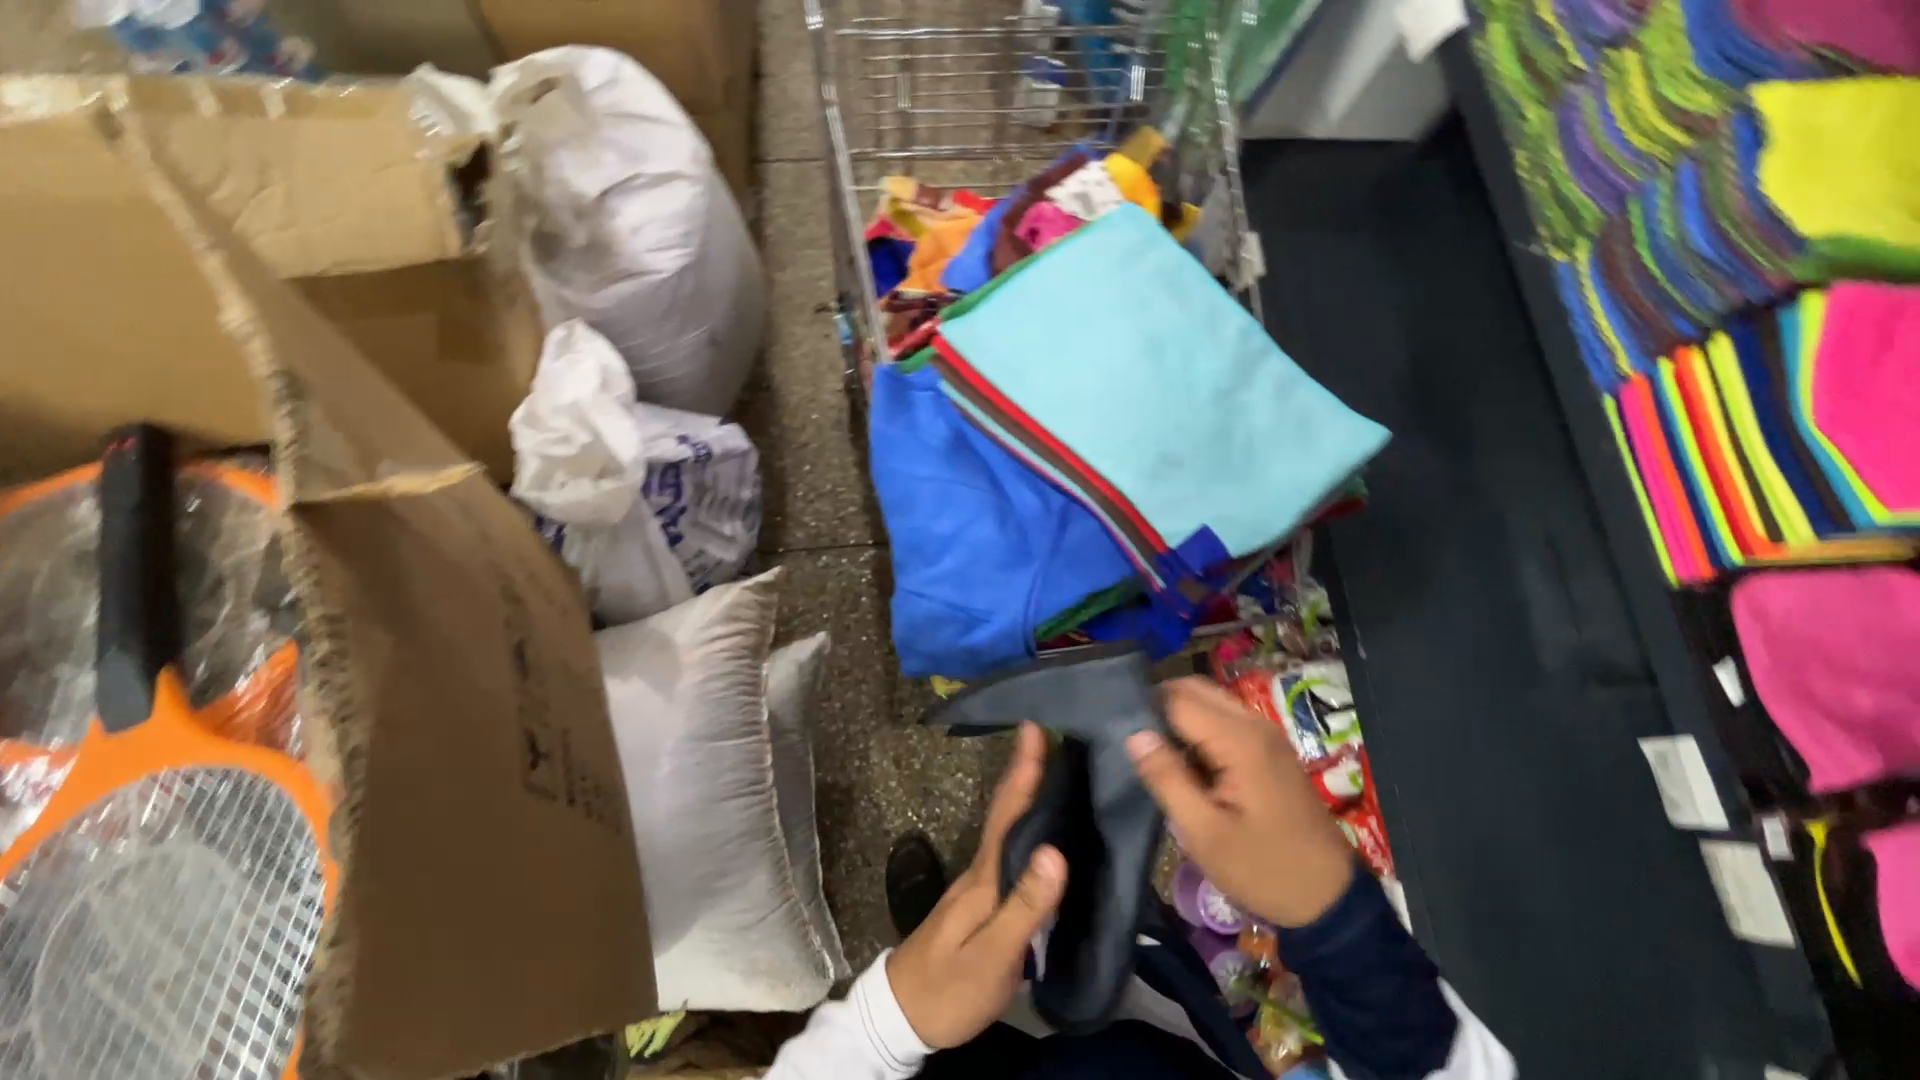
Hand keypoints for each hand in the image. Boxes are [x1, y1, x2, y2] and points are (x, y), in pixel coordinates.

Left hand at [887, 722, 1067, 1048]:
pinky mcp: (981, 904)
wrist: (902, 1017)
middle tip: (1054, 736)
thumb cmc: (949, 988)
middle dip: (1027, 772)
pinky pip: (1009, 853)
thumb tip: (1054, 850)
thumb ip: (1024, 907)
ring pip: (1007, 830)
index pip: (1007, 813)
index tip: (1035, 726)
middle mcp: (980, 872)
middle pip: (1007, 813)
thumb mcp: (992, 956)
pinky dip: (1025, 829)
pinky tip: (1041, 834)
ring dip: (1026, 796)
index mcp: (985, 877)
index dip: (1022, 770)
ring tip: (1055, 771)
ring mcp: (978, 887)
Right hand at [1128, 677, 1354, 927]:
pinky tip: (1183, 761)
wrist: (1327, 898)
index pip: (1176, 699)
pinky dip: (1199, 728)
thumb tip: (1134, 735)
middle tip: (1130, 739)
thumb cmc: (1262, 869)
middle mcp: (1255, 724)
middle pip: (1195, 689)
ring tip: (1151, 750)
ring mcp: (1266, 735)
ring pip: (1210, 701)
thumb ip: (1166, 778)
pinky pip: (1226, 720)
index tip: (1113, 729)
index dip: (1142, 709)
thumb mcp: (1203, 832)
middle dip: (1159, 704)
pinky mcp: (1270, 749)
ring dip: (1179, 716)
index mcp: (1239, 740)